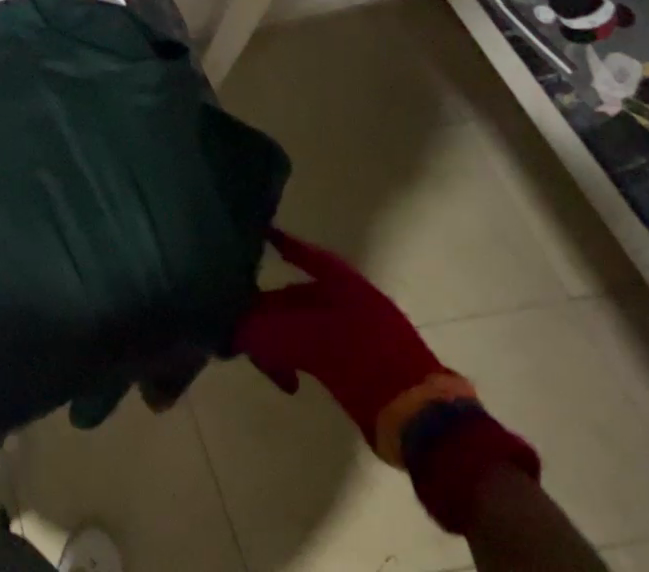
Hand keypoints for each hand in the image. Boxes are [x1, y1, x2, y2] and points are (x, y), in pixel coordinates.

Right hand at [234, 229, 540, 534]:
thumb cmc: (360, 362)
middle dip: (266, 310)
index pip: (308, 256)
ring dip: (277, 341)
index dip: (285, 244)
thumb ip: (260, 330)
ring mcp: (357, 335)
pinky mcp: (357, 364)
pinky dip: (294, 361)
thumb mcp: (301, 341)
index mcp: (346, 287)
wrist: (416, 416)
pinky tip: (287, 380)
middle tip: (237, 323)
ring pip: (302, 326)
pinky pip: (313, 352)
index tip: (262, 233)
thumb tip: (232, 330)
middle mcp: (352, 304)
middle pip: (297, 296)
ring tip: (262, 360)